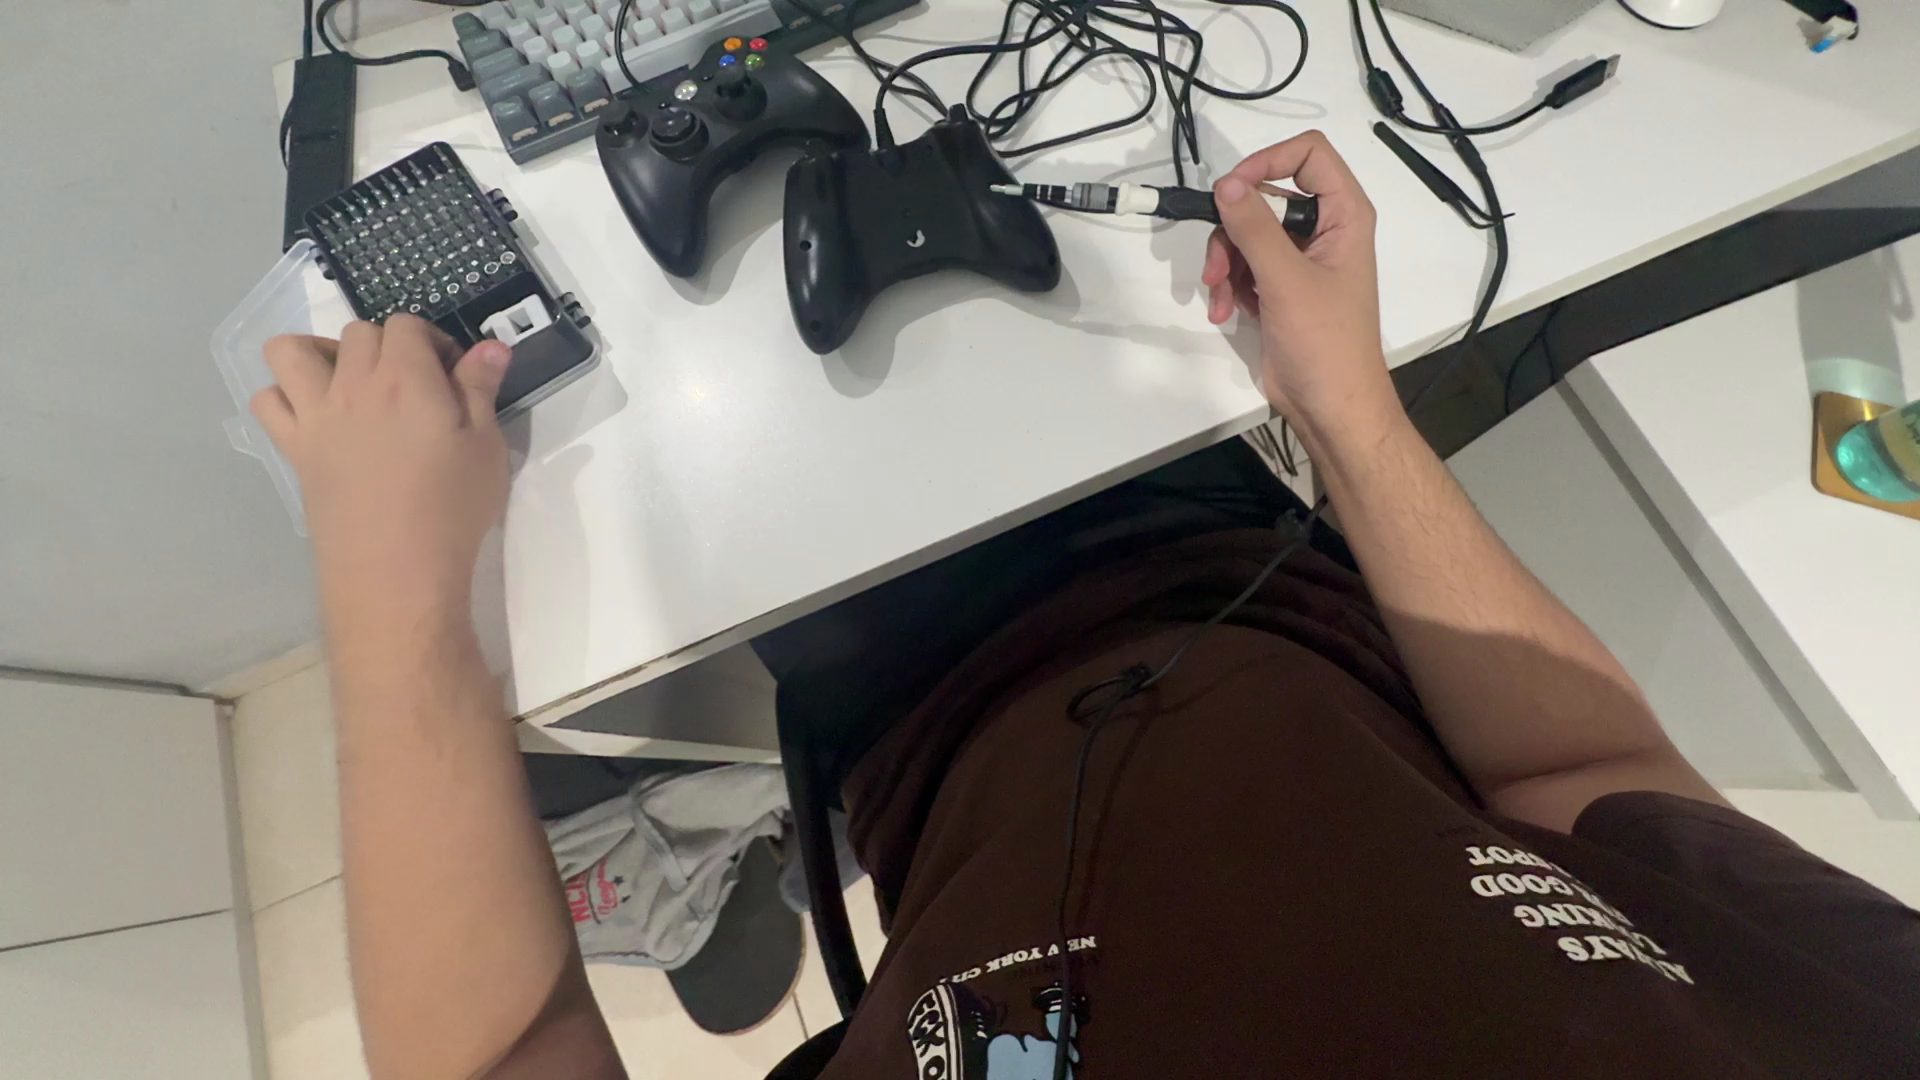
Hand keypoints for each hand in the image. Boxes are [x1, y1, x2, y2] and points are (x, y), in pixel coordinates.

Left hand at [252, 317, 512, 634]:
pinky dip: (289, 394)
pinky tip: (324, 415)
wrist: (397, 564)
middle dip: (393, 346)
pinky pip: (269, 399)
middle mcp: (352, 384)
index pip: (407, 326)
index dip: (435, 340)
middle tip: (423, 385)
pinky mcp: (294, 446)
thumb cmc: (454, 504)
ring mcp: (315, 414)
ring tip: (357, 383)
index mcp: (407, 380)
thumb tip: (490, 345)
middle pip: (359, 333)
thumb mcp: (487, 445)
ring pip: (293, 350)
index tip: (458, 373)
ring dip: (324, 353)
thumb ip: (481, 389)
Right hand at [1201, 131, 1401, 443]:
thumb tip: (1225, 184)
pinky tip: (1226, 313)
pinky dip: (1229, 288)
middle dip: (1232, 232)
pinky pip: (1243, 270)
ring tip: (1220, 300)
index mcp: (1343, 215)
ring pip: (1246, 237)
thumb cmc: (1323, 340)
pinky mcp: (1277, 291)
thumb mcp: (1286, 279)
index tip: (1229, 190)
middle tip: (1216, 269)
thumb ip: (1254, 228)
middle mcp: (1321, 231)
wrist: (1328, 403)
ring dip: (1225, 266)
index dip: (1267, 162)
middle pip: (1265, 200)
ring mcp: (1297, 263)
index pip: (1308, 155)